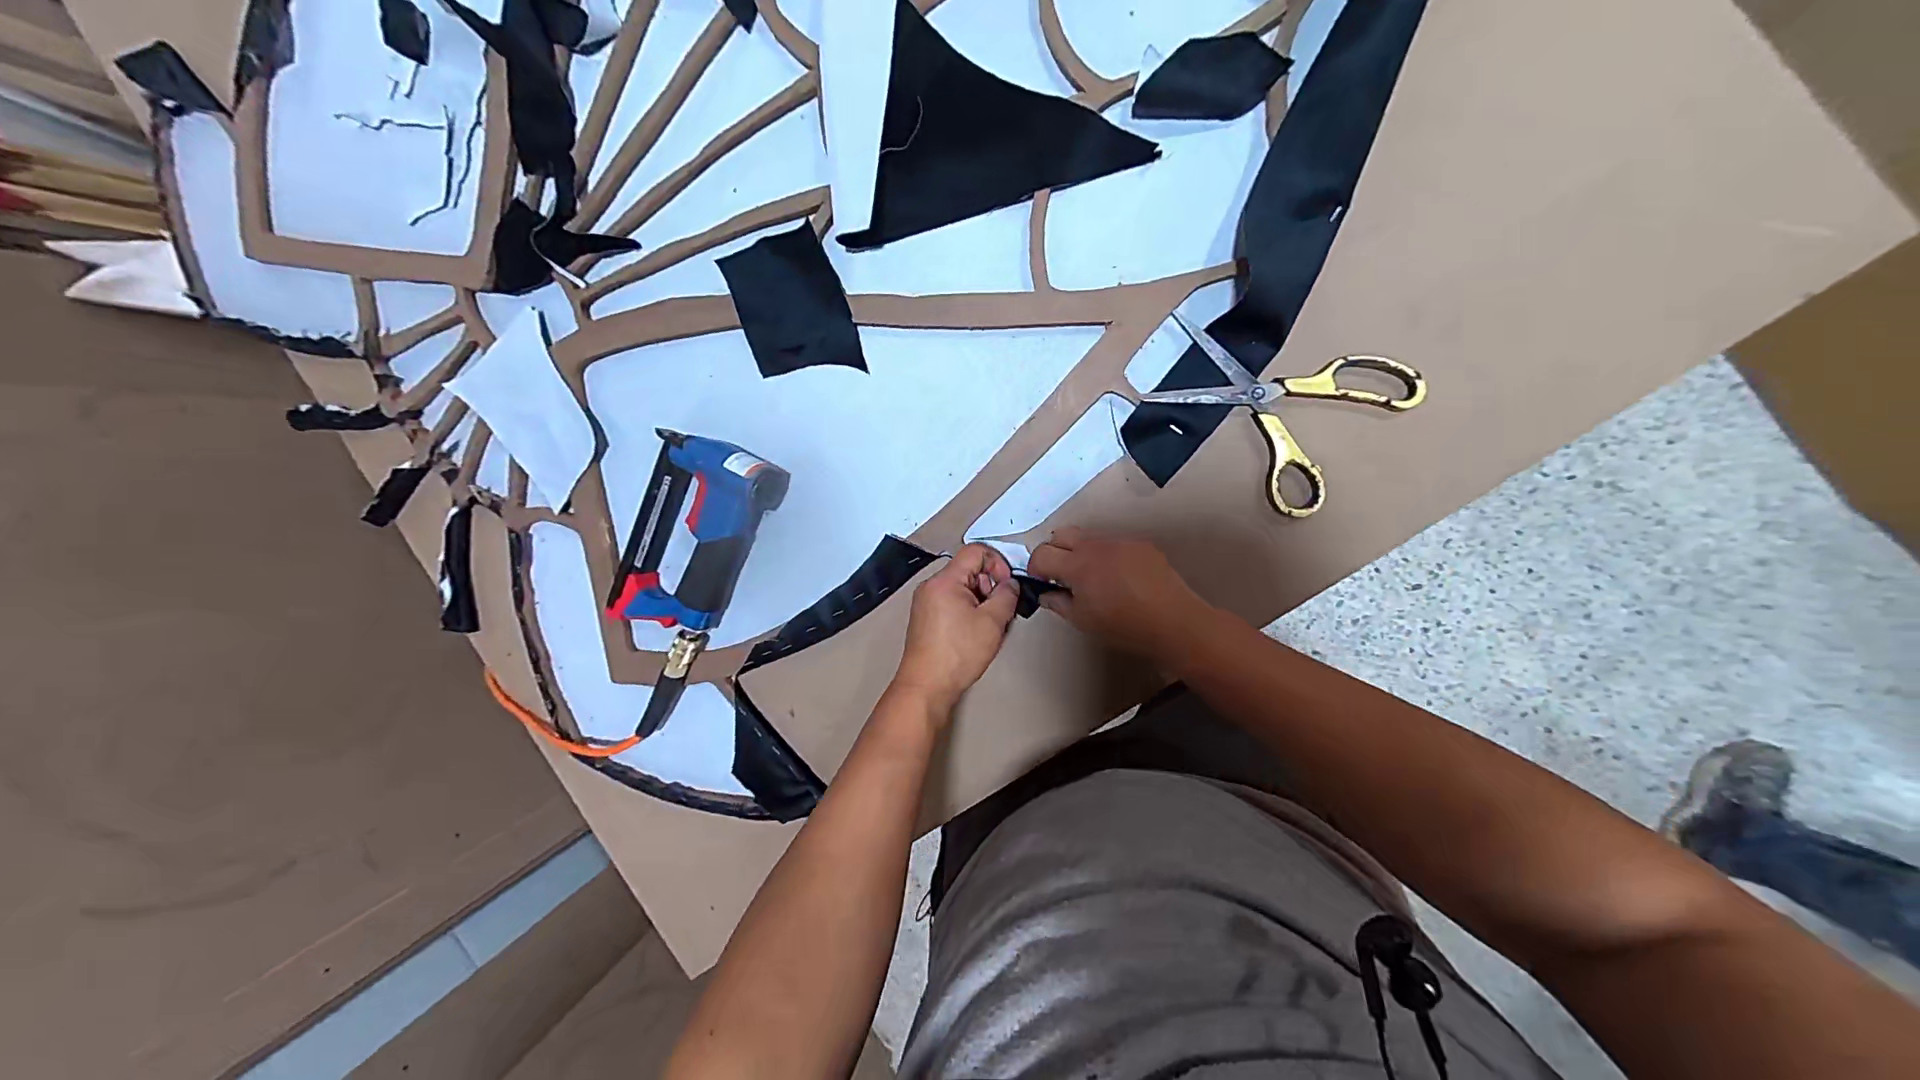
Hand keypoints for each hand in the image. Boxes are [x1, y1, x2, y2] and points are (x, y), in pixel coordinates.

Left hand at [889, 543, 1019, 715]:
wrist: (926, 685)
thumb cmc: (952, 658)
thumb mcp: (993, 622)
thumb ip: (1007, 596)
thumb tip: (1011, 586)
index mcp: (944, 581)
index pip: (975, 552)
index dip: (998, 564)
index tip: (1006, 583)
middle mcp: (931, 587)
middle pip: (969, 569)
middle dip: (989, 585)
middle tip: (998, 609)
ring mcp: (926, 602)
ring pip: (961, 587)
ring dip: (980, 600)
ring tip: (985, 626)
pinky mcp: (926, 617)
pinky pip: (952, 602)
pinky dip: (967, 610)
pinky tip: (973, 633)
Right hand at [1026, 527, 1217, 659]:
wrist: (1174, 622)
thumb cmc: (1127, 626)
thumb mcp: (1083, 621)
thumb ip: (1058, 602)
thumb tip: (1047, 594)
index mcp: (1078, 565)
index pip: (1041, 553)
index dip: (1035, 567)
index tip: (1040, 580)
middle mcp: (1097, 546)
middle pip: (1061, 534)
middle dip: (1054, 551)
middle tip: (1059, 575)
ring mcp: (1120, 542)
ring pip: (1088, 538)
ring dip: (1081, 553)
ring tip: (1092, 580)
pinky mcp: (1140, 545)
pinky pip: (1113, 544)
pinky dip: (1107, 556)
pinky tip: (1117, 579)